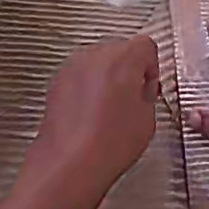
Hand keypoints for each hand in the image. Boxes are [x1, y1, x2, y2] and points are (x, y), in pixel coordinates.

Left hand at [30, 35, 159, 187]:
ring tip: (108, 110)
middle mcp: (97, 54)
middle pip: (120, 50)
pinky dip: (87, 86)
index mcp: (125, 58)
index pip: (146, 45)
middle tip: (131, 98)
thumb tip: (142, 90)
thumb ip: (147, 94)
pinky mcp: (58, 79)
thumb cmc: (109, 143)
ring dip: (106, 77)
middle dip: (128, 70)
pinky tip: (90, 114)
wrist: (70, 163)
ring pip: (98, 62)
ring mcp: (74, 65)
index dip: (151, 66)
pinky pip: (80, 74)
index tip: (148, 85)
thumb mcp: (146, 120)